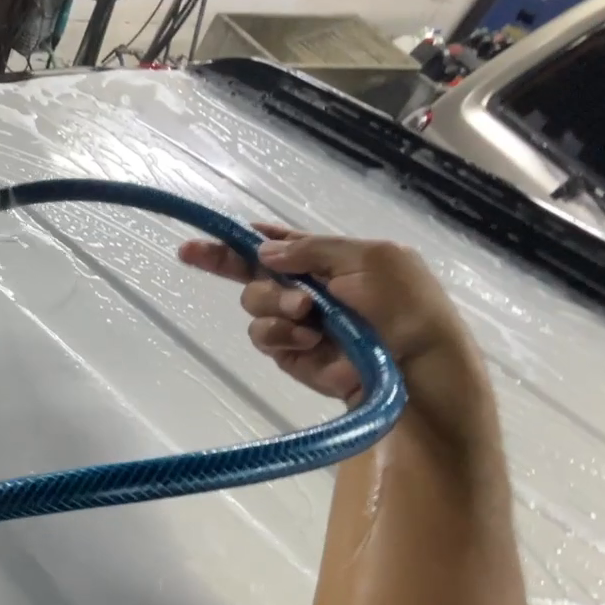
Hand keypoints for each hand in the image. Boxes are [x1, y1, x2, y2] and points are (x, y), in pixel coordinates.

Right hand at [178, 225, 477, 405]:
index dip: (241, 239)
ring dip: (273, 304)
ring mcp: (294, 321)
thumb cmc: (404, 306)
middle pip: (249, 272)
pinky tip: (305, 339)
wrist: (412, 365)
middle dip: (226, 263)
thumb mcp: (371, 259)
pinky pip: (262, 336)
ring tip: (305, 314)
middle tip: (191, 253)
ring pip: (253, 304)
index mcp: (328, 258)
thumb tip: (262, 252)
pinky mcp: (287, 352)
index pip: (278, 244)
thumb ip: (314, 249)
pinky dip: (279, 334)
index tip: (201, 240)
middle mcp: (305, 287)